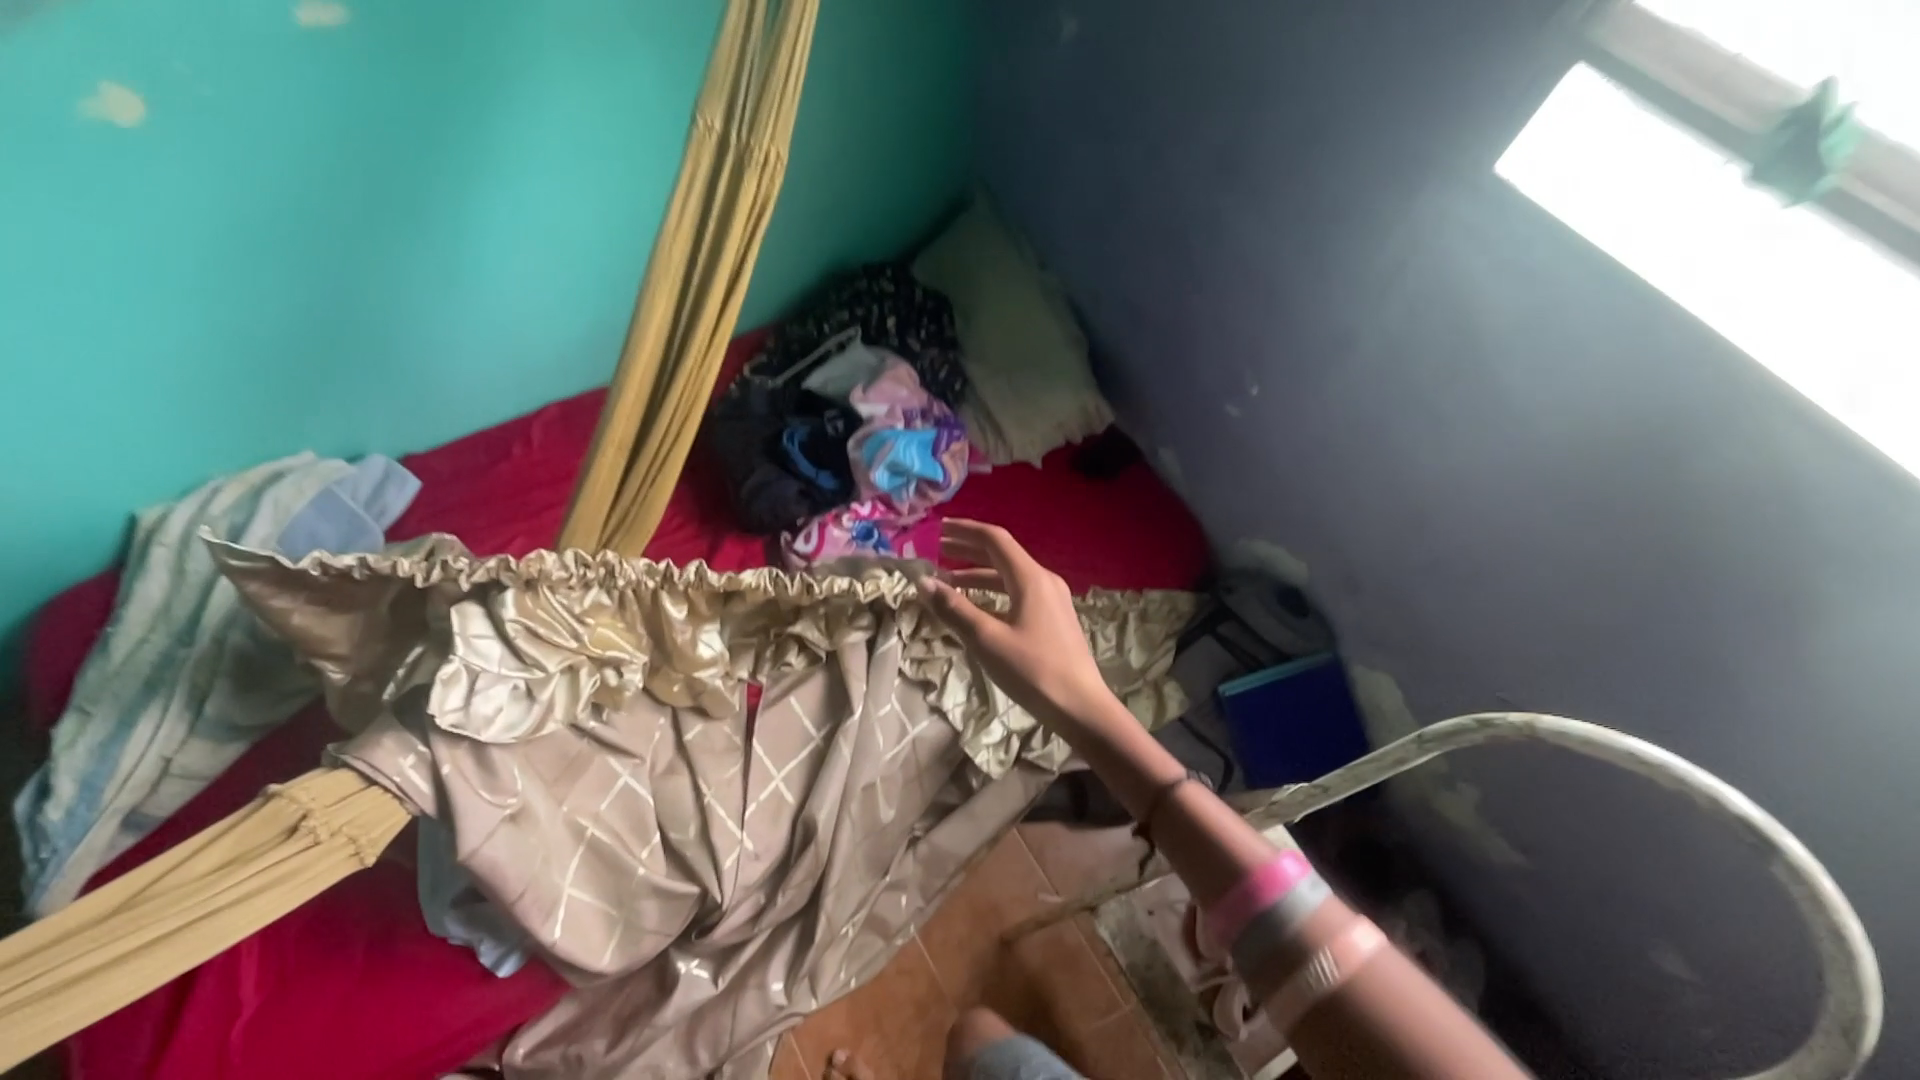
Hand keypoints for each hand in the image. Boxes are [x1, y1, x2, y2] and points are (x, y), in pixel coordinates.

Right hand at [915, 519, 1120, 731]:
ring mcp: (1052, 601)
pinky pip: (1017, 594)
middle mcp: (1044, 581)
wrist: (1081, 707)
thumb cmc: (1033, 671)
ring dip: (978, 574)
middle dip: (969, 550)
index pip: (994, 540)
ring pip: (1009, 577)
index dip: (964, 531)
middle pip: (1002, 555)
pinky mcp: (1053, 619)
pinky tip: (976, 608)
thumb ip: (954, 609)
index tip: (938, 529)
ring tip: (949, 581)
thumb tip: (924, 582)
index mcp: (1031, 578)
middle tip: (938, 549)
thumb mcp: (987, 640)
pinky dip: (992, 593)